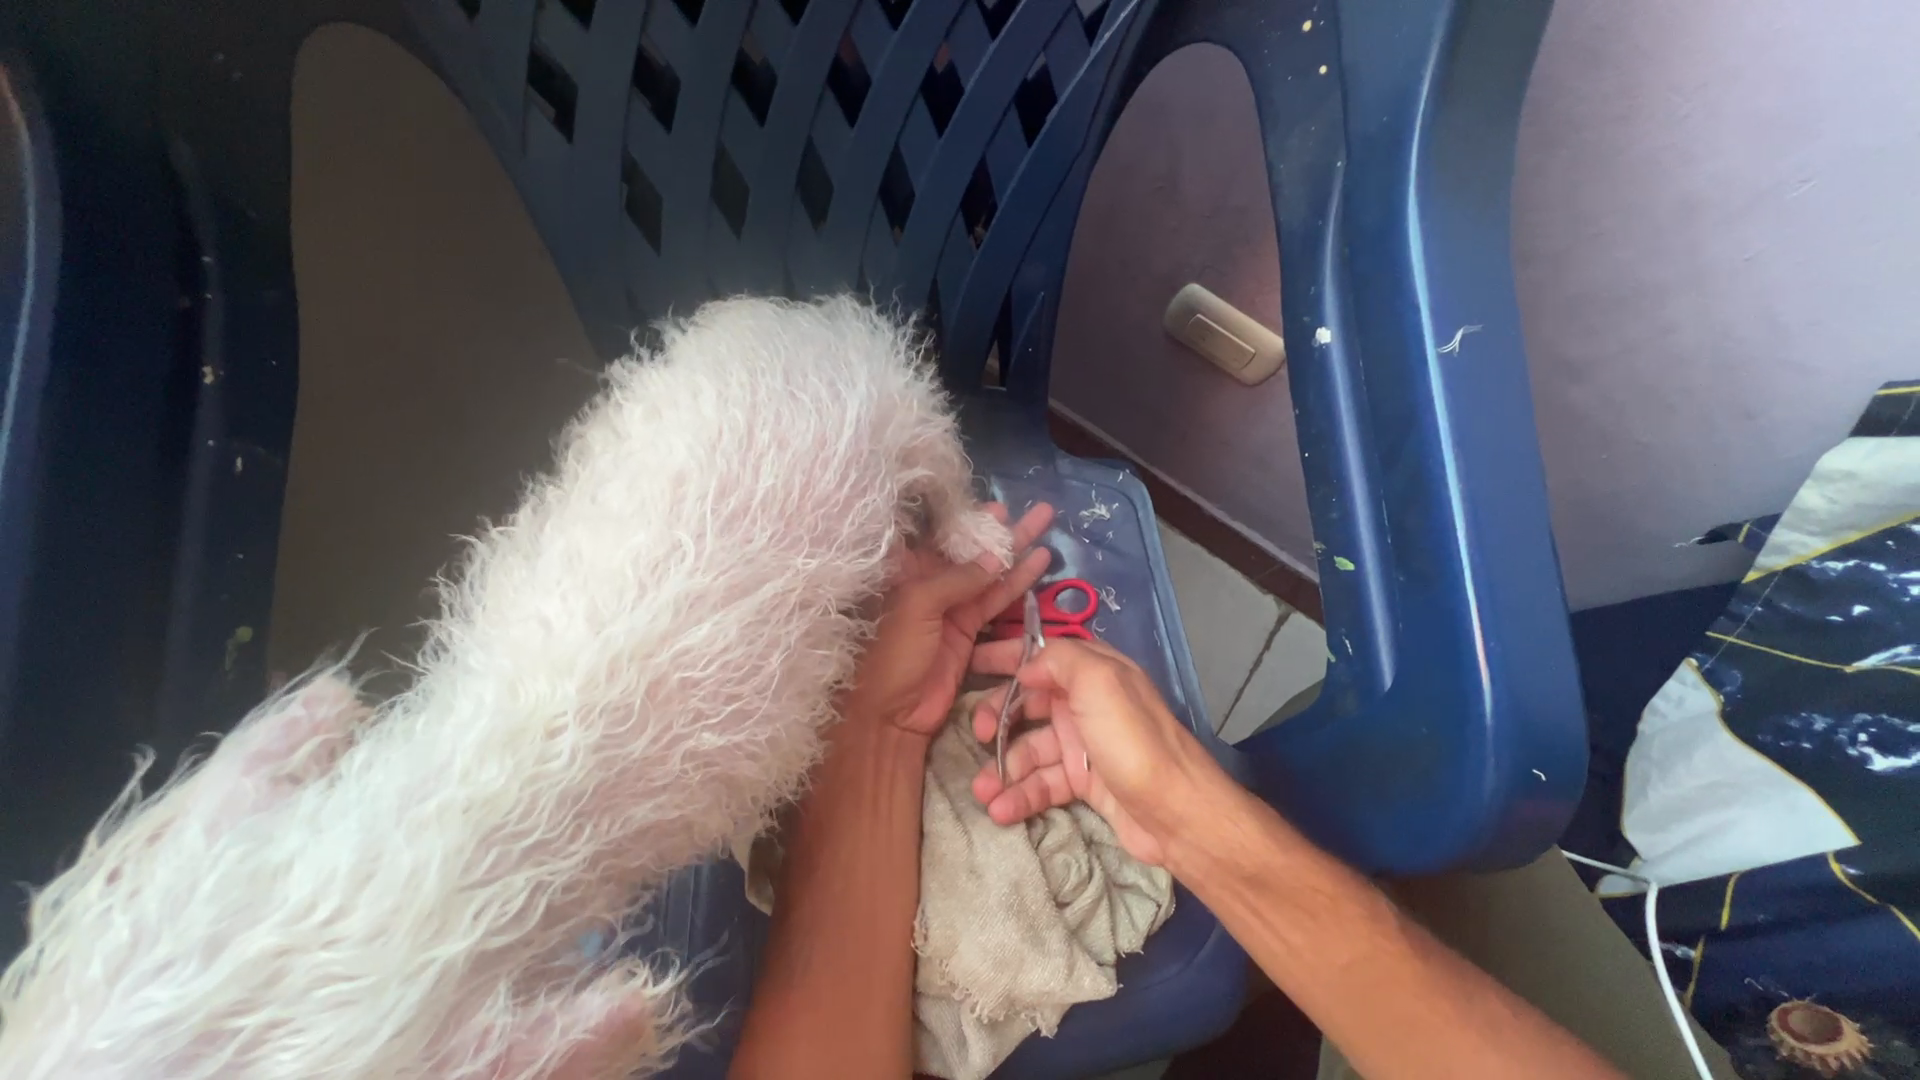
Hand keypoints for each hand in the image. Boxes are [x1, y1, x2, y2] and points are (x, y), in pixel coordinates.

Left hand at [843, 502, 1054, 738]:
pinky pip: (996, 599)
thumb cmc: (889, 653)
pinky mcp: (967, 631)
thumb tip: (995, 555)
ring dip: (1016, 550)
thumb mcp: (918, 606)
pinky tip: (1039, 561)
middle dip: (1000, 530)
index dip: (966, 518)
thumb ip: (957, 578)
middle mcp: (926, 583)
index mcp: (903, 570)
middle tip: (1033, 509)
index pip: (937, 534)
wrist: (888, 714)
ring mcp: (949, 607)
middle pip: (968, 549)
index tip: (996, 504)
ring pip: (987, 571)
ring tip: (1045, 522)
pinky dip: (1017, 581)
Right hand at [968, 638, 1226, 864]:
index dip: (1005, 656)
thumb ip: (1059, 660)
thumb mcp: (1099, 682)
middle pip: (1028, 702)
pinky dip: (1021, 795)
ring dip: (1004, 768)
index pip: (1041, 655)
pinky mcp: (1084, 782)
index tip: (969, 664)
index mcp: (1093, 672)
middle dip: (998, 717)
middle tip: (980, 736)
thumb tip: (1025, 668)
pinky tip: (1002, 810)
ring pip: (1030, 748)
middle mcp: (1086, 703)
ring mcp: (1084, 744)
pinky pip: (1042, 782)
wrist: (1176, 814)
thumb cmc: (1133, 741)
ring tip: (983, 790)